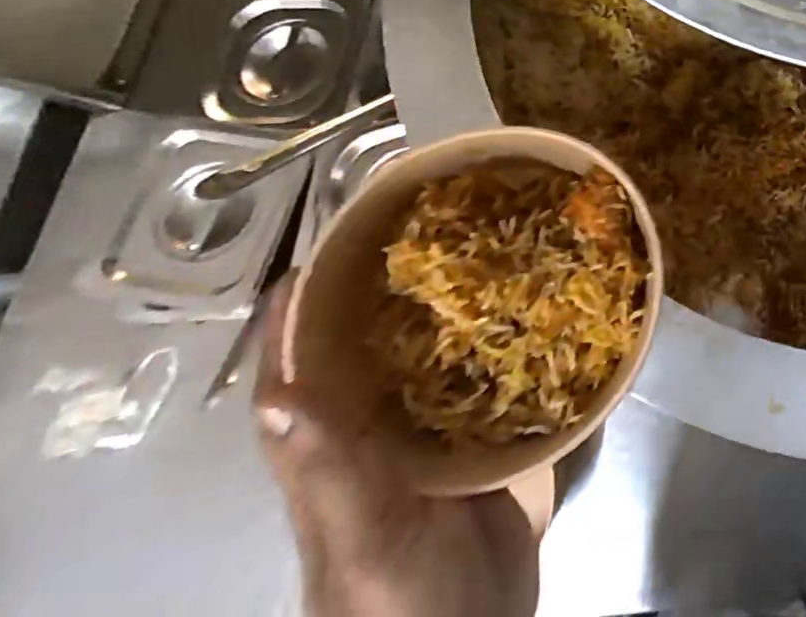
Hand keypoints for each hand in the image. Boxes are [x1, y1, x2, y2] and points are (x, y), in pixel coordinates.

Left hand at [253, 271, 539, 616]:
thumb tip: (277, 391)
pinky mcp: (480, 444)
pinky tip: (528, 315)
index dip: (302, 306)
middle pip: (371, 348)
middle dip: (389, 289)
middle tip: (431, 228)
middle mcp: (375, 431)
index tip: (335, 242)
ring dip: (451, 311)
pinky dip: (500, 347)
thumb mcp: (365, 537)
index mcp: (330, 448)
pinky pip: (486, 382)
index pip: (299, 363)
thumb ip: (330, 471)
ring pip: (433, 358)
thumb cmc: (400, 604)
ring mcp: (431, 437)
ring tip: (486, 255)